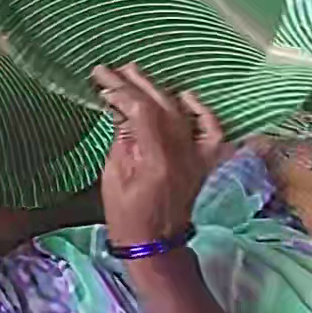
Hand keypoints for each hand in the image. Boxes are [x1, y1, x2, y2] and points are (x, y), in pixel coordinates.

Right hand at [92, 64, 223, 246]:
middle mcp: (182, 152)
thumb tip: (118, 108)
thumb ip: (121, 137)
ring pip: (181, 110)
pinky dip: (200, 110)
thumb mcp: (114, 173)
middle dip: (134, 84)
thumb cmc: (126, 212)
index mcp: (156, 158)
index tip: (100, 82)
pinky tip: (185, 95)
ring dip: (157, 90)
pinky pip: (211, 130)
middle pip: (161, 105)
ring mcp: (197, 156)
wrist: (156, 243)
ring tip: (134, 73)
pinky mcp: (204, 160)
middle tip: (111, 70)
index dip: (120, 91)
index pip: (141, 110)